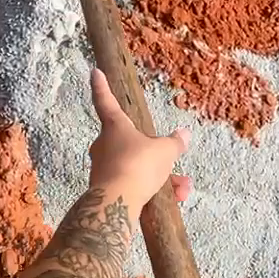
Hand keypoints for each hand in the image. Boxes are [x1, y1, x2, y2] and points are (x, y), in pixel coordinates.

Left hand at [86, 68, 190, 210]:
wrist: (116, 204)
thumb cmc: (137, 167)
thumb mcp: (164, 152)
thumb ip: (174, 143)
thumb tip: (183, 134)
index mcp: (114, 127)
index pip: (106, 101)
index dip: (101, 86)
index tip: (95, 72)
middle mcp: (105, 145)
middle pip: (132, 143)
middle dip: (157, 155)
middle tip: (174, 162)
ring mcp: (104, 168)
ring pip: (136, 168)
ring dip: (161, 178)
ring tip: (181, 189)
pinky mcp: (106, 190)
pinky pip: (134, 186)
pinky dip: (153, 192)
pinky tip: (172, 201)